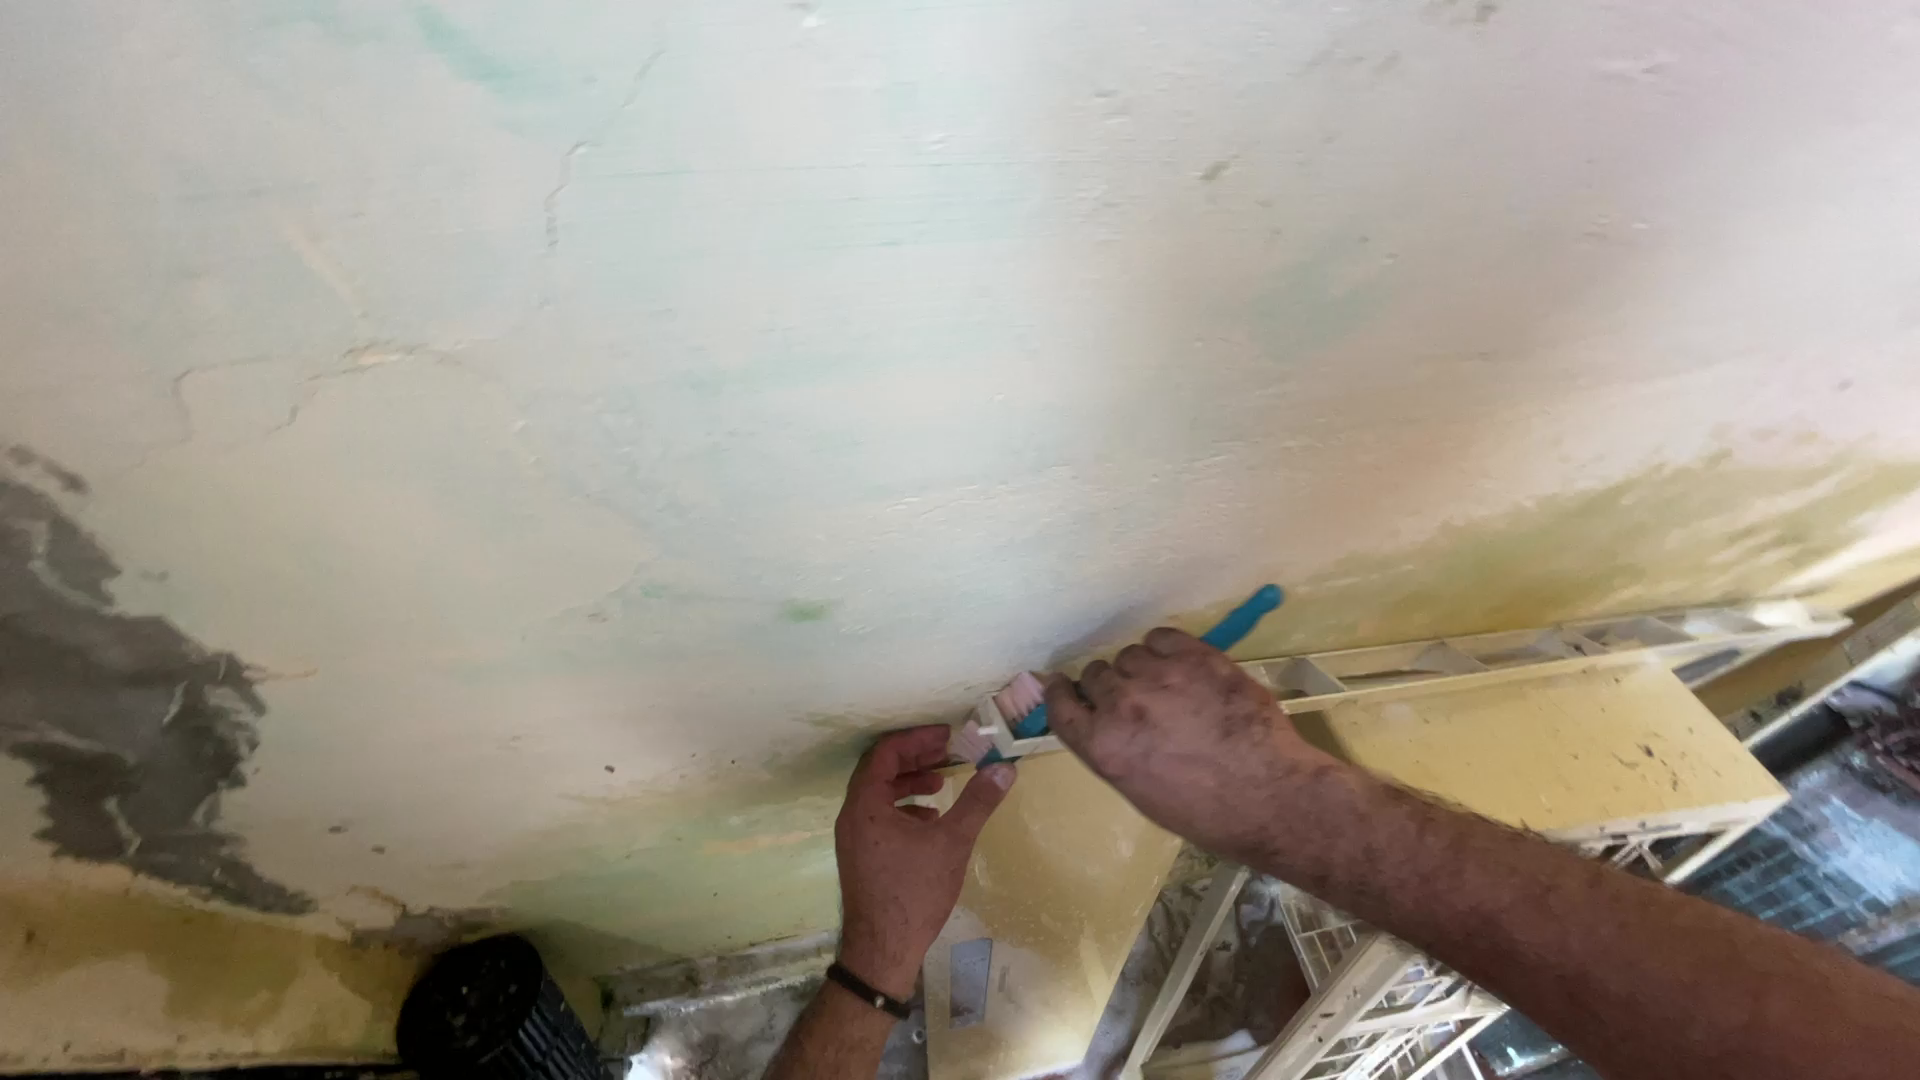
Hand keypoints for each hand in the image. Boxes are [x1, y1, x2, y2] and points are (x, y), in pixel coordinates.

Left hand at [835, 725, 1016, 998]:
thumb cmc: (914, 892)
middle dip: (915, 758)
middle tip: (947, 753)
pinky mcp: (860, 855)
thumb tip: (1004, 768)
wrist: (882, 952)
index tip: (947, 736)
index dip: (916, 739)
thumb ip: (977, 802)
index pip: (885, 752)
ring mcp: (853, 837)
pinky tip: (930, 821)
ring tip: (942, 786)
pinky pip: (878, 816)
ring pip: (878, 793)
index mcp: (865, 804)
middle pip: (879, 769)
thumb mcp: (952, 841)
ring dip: (909, 782)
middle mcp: (852, 814)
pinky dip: (903, 807)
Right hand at [1043, 627, 1340, 864]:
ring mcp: (1159, 677)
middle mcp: (1121, 705)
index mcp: (1103, 746)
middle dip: (1108, 687)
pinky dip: (1165, 648)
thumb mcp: (1138, 790)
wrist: (1271, 798)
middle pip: (1094, 674)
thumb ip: (1110, 748)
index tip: (1062, 686)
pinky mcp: (1196, 657)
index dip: (1058, 692)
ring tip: (1166, 688)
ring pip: (1129, 654)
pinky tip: (1181, 666)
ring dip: (1140, 669)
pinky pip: (1161, 637)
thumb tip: (1101, 721)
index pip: (1059, 704)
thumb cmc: (1205, 812)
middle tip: (1135, 702)